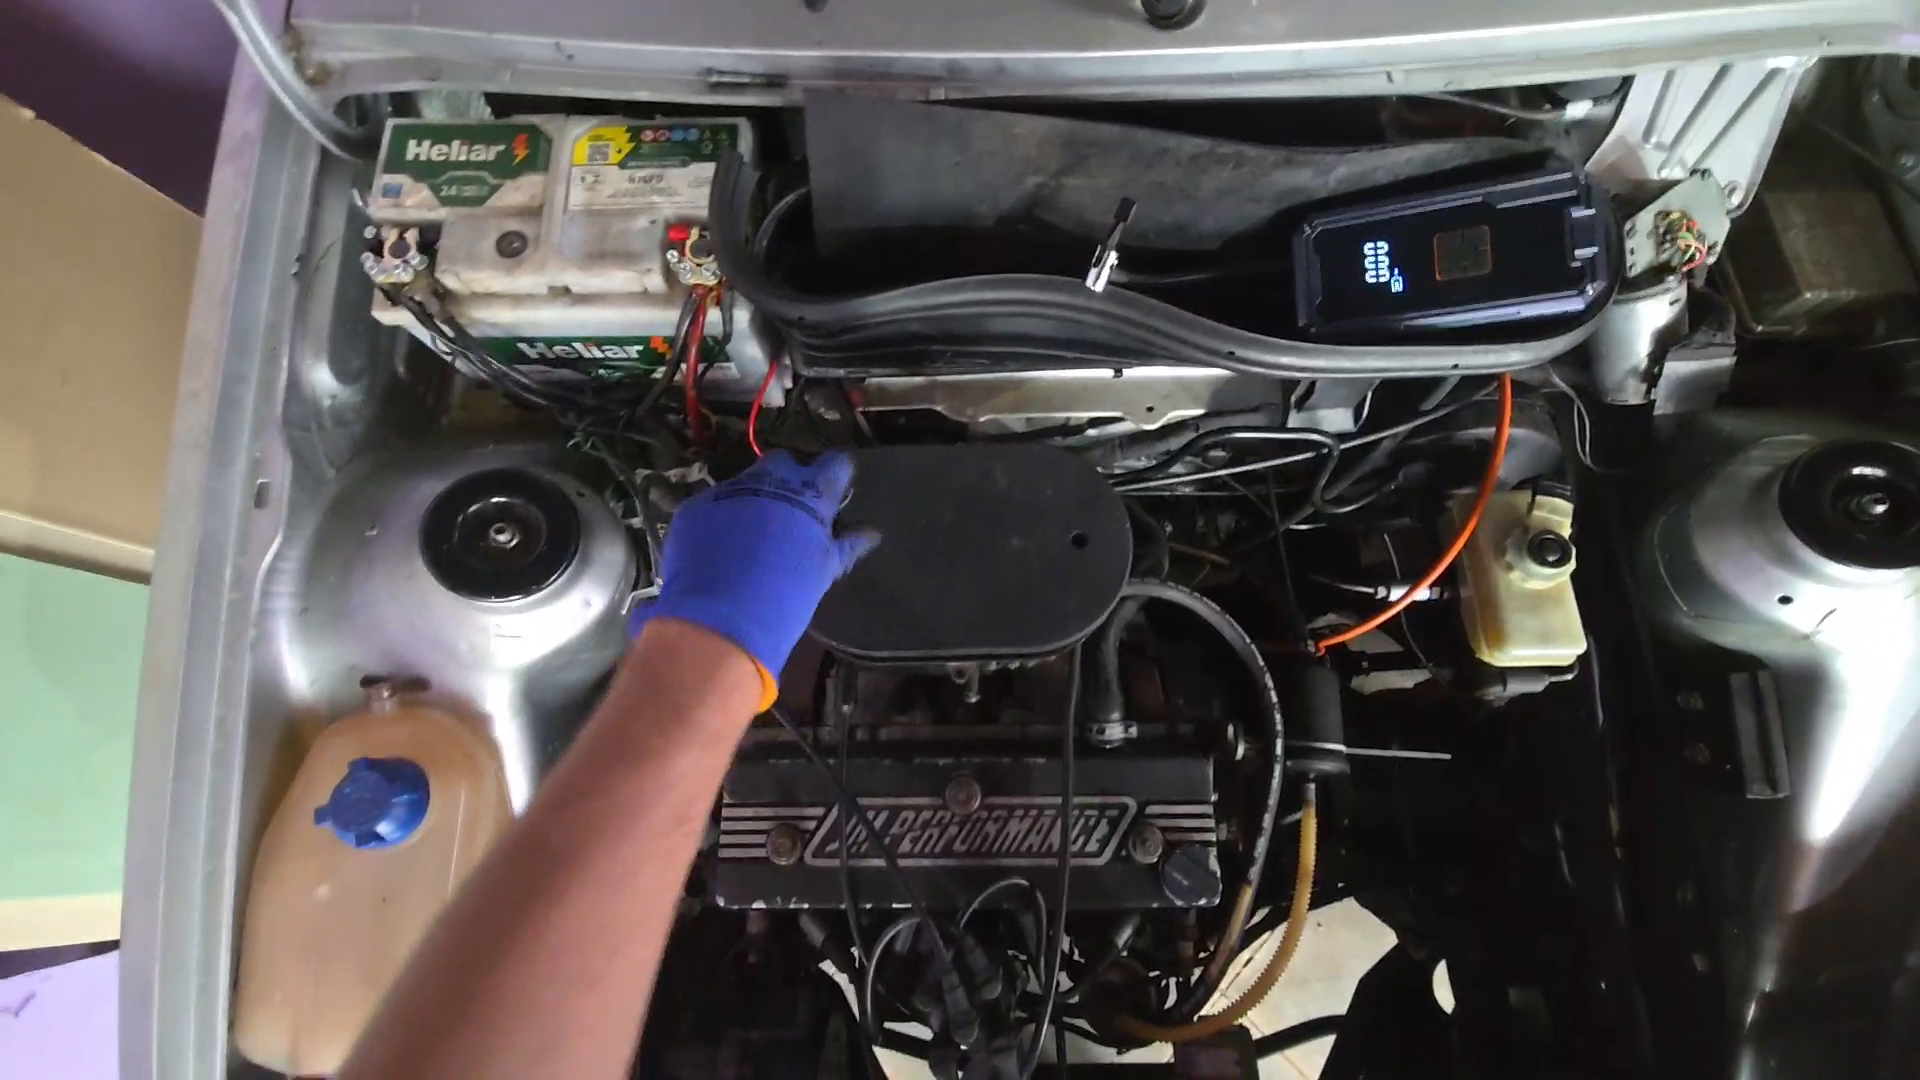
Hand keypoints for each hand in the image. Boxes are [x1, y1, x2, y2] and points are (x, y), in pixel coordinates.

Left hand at [630, 450, 877, 708]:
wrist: (721, 619)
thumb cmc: (788, 594)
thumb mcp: (824, 570)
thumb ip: (847, 546)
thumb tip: (872, 533)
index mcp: (812, 493)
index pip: (836, 462)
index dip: (837, 474)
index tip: (835, 490)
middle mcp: (771, 479)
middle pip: (785, 460)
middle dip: (789, 476)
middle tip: (792, 510)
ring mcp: (729, 489)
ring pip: (746, 480)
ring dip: (754, 496)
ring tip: (752, 533)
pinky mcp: (696, 506)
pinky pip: (715, 502)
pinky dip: (722, 516)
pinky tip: (721, 547)